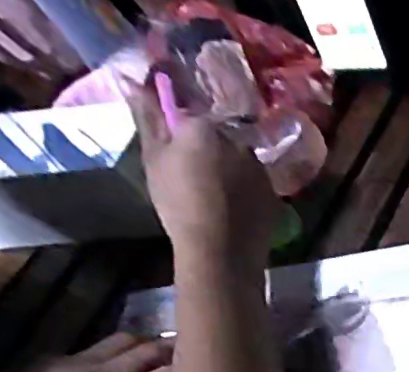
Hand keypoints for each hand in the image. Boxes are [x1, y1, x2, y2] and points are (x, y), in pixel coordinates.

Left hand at [0, 333, 171, 371]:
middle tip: (206, 357)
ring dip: (154, 345)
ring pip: (127, 340)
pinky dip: (128, 349)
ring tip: (175, 355)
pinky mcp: (58, 359)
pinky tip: (135, 363)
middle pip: (149, 350)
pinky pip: (104, 345)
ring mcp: (74, 362)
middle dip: (180, 351)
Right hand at [128, 75, 281, 261]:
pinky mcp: (274, 195)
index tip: (174, 150)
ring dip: (229, 169)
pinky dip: (244, 189)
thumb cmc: (180, 203)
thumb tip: (134, 83)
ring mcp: (260, 170)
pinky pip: (254, 183)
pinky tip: (233, 207)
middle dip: (207, 149)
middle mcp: (239, 143)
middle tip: (194, 175)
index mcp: (205, 127)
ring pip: (239, 160)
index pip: (189, 116)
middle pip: (219, 137)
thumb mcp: (154, 158)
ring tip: (215, 194)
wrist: (222, 251)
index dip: (180, 132)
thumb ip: (148, 119)